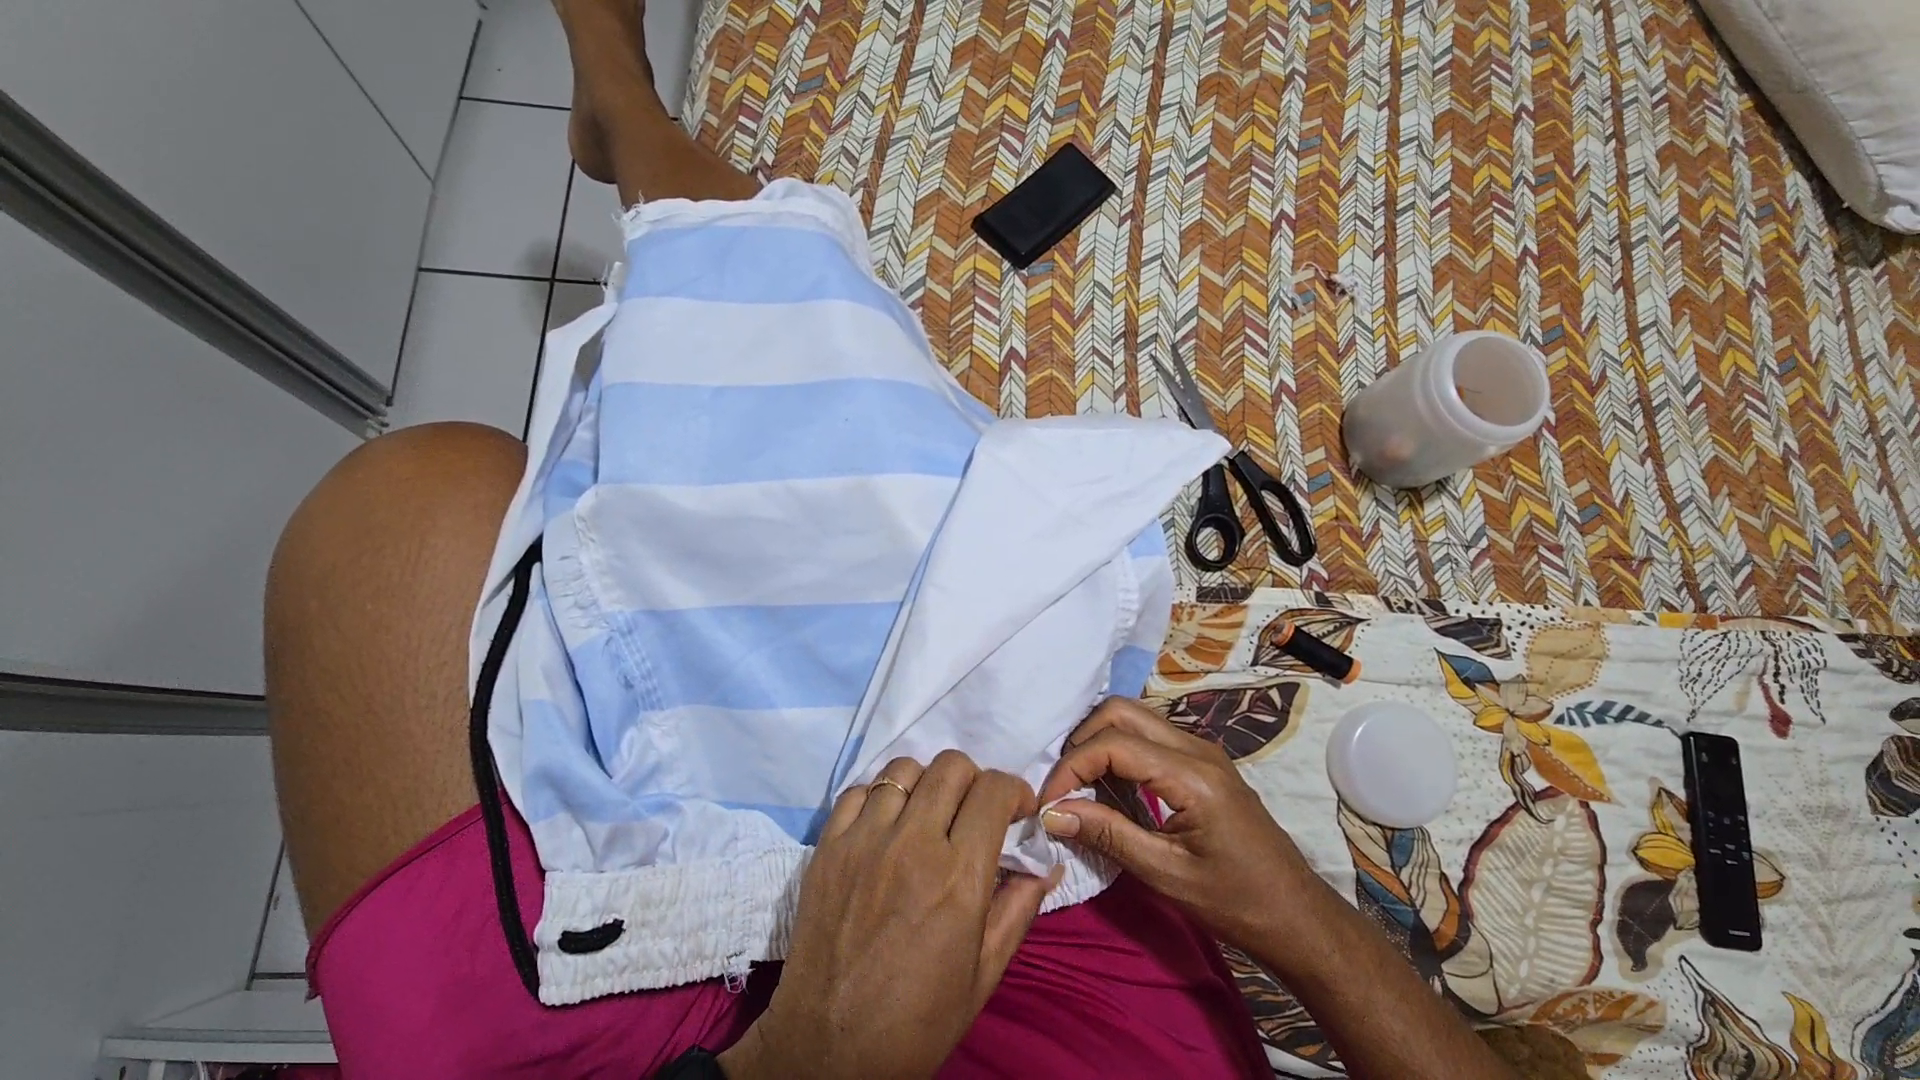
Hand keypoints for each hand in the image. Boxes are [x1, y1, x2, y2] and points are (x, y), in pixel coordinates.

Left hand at [719, 750, 1060, 1079]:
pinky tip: (886, 826)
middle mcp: (912, 844)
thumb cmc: (917, 1020)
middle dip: (974, 781)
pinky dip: (879, 797)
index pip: (993, 790)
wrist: (829, 1049)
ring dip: (927, 784)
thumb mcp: (985, 974)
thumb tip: (1046, 863)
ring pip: (903, 770)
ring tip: (929, 814)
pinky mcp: (827, 848)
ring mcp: (864, 841)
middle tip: (974, 812)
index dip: (1014, 791)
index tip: (1017, 812)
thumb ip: (1018, 908)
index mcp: (959, 876)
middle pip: (951, 766)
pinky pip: (858, 791)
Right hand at [1037, 697, 1325, 950]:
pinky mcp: (1203, 764)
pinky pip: (1150, 738)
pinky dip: (1120, 752)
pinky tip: (1110, 792)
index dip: (1071, 768)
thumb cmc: (1236, 902)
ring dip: (1099, 744)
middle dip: (1081, 743)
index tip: (1048, 805)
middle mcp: (1197, 749)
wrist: (1296, 916)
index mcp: (1192, 775)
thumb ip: (1108, 836)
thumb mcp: (1166, 875)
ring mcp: (1202, 752)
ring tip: (1080, 791)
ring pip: (1135, 719)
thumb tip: (1052, 813)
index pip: (1113, 744)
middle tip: (1063, 789)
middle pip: (1121, 712)